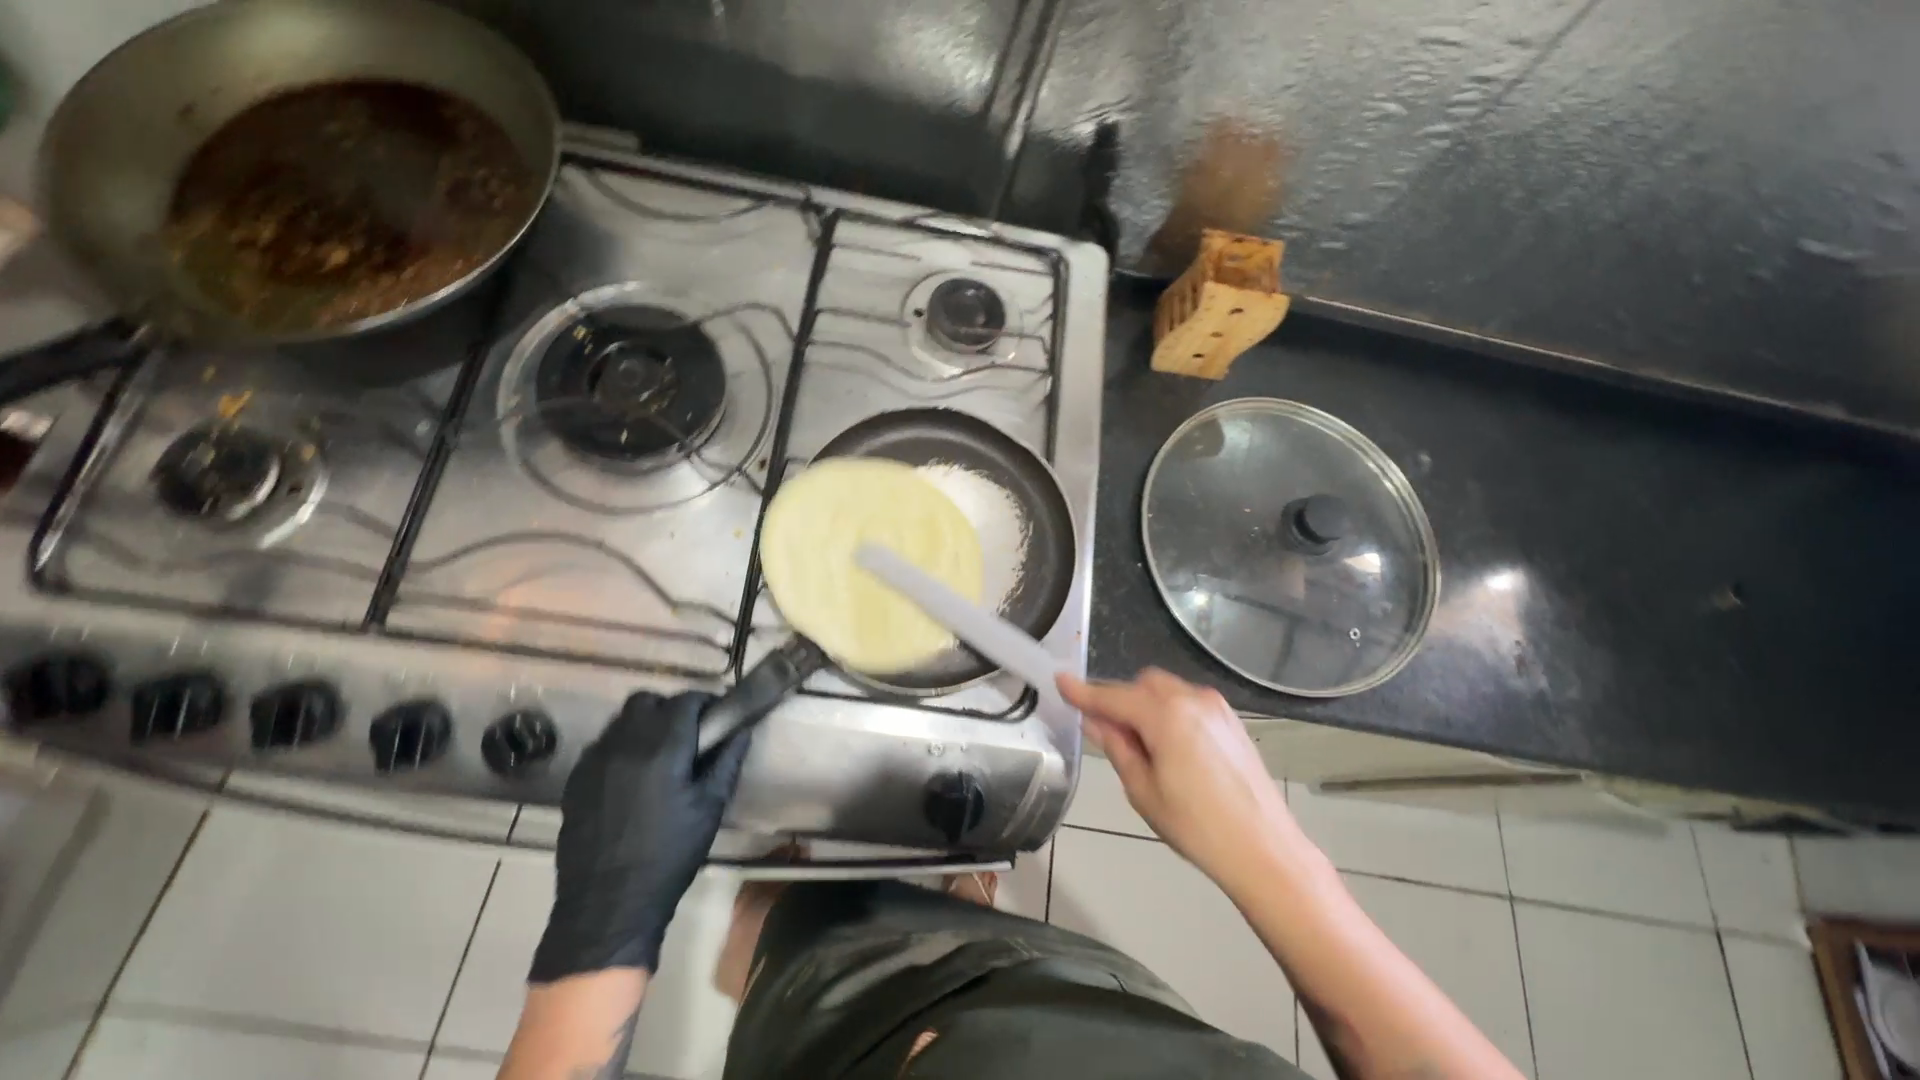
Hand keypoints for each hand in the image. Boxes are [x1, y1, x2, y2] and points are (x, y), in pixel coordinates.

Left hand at [529, 692, 749, 982]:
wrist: (608, 903)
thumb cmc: (670, 856)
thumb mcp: (709, 810)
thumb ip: (726, 763)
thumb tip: (741, 730)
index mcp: (662, 748)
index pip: (685, 700)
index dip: (705, 702)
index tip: (717, 717)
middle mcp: (624, 743)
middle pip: (647, 701)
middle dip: (670, 709)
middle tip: (688, 736)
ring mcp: (594, 760)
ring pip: (621, 720)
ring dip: (644, 726)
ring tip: (659, 757)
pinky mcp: (575, 779)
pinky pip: (601, 746)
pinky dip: (621, 748)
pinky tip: (632, 779)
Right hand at [1058, 669, 1299, 891]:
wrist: (1263, 849)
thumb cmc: (1196, 827)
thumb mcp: (1143, 791)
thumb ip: (1117, 747)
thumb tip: (1095, 722)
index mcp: (1167, 716)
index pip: (1113, 697)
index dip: (1084, 692)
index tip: (1060, 680)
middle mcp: (1193, 700)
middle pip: (1143, 684)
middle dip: (1120, 699)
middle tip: (1107, 732)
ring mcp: (1217, 708)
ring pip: (1168, 691)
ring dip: (1146, 705)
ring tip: (1141, 746)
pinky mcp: (1232, 722)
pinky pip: (1189, 703)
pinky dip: (1170, 713)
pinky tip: (1170, 747)